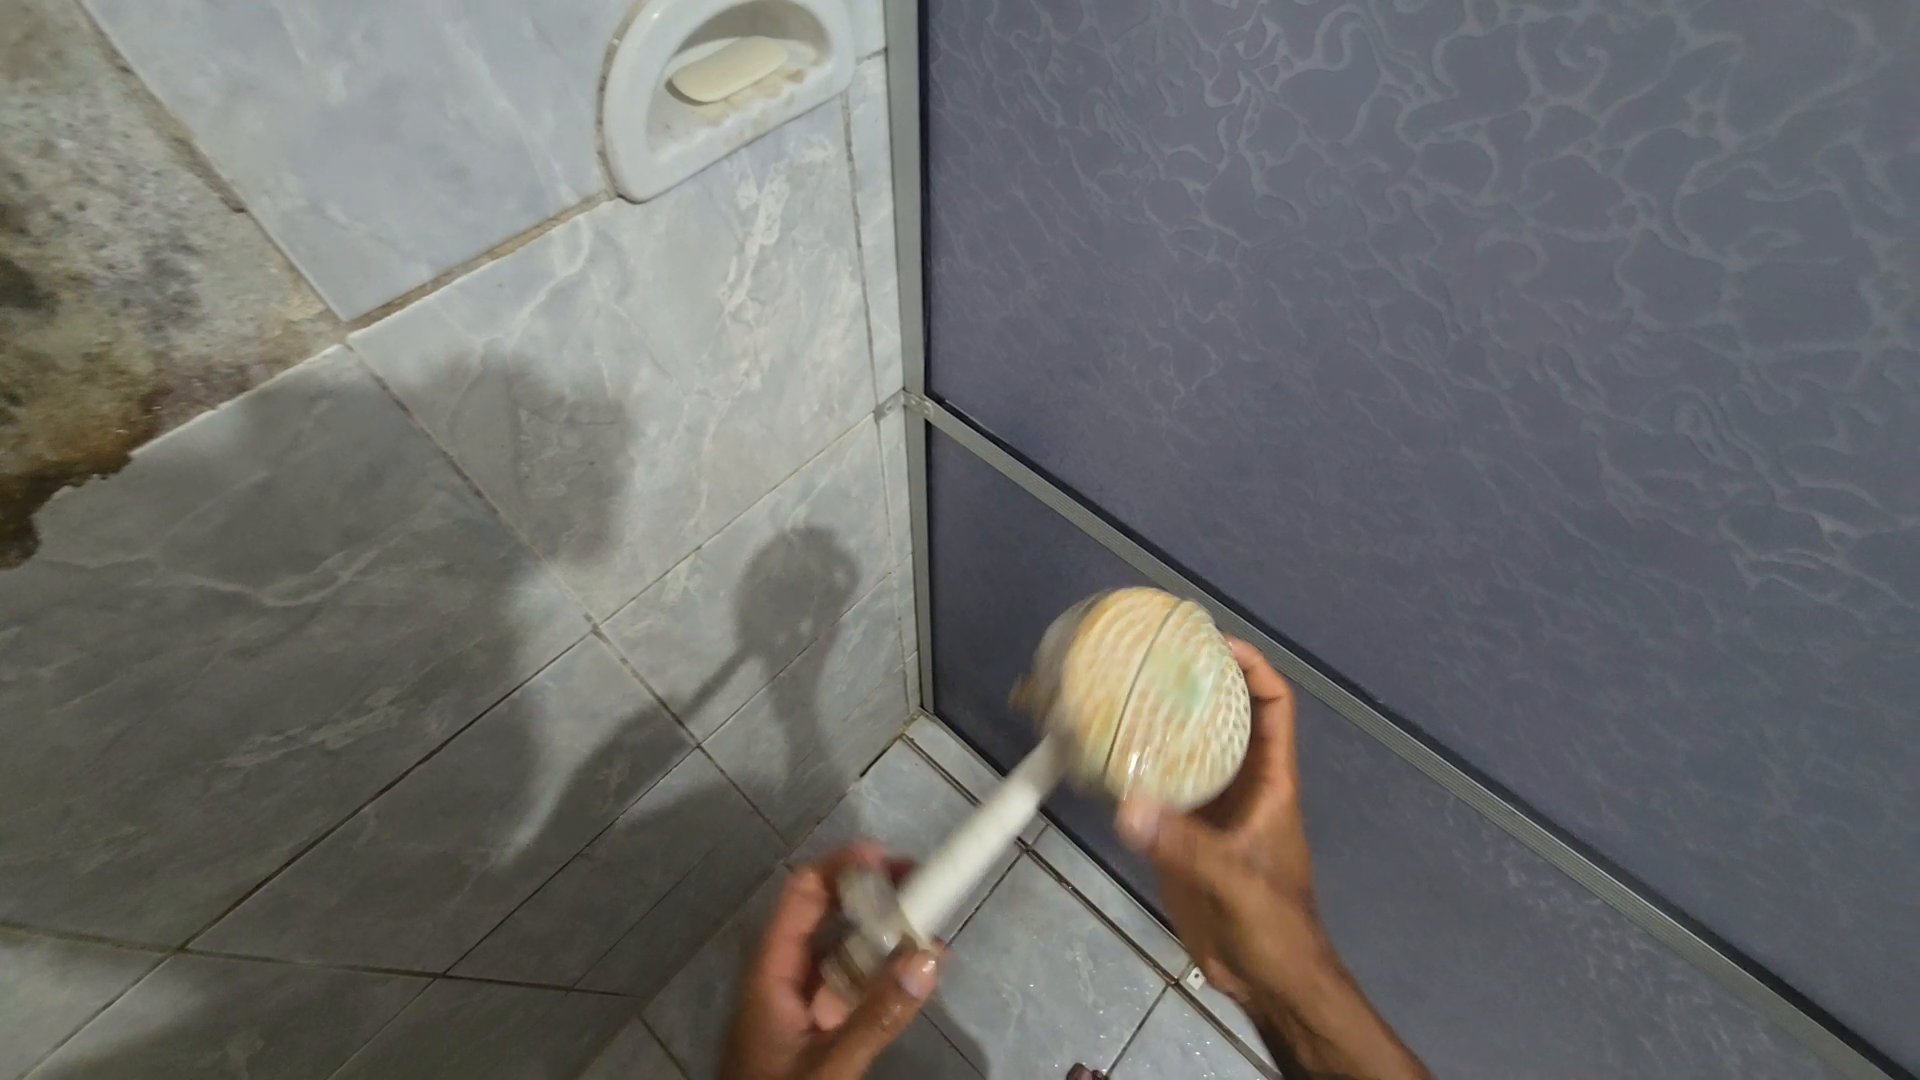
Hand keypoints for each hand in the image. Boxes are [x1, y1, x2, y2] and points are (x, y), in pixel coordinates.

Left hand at [721, 843, 943, 1079]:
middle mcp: (783, 979)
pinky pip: (854, 988)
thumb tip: (929, 956)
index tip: (886, 856)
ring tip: (930, 921)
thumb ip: (875, 1018)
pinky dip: (885, 974)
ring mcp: (801, 1007)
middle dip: (872, 894)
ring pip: (844, 952)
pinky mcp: (819, 1033)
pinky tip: (917, 971)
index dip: (840, 867)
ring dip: (885, 934)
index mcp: (768, 974)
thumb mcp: (826, 1071)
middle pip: (825, 916)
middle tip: (921, 883)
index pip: (801, 895)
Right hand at [1117, 640, 1427, 1078]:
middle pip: (1224, 714)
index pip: (1273, 705)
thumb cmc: (1274, 926)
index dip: (1252, 667)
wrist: (1265, 980)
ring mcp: (1209, 803)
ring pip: (1188, 745)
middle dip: (1196, 680)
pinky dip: (1135, 763)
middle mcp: (1240, 781)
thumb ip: (1185, 845)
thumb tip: (1127, 805)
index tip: (1213, 642)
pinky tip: (1103, 750)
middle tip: (1149, 656)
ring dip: (1161, 718)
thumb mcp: (1237, 881)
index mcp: (1271, 780)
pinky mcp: (1182, 829)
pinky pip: (1159, 782)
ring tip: (1119, 689)